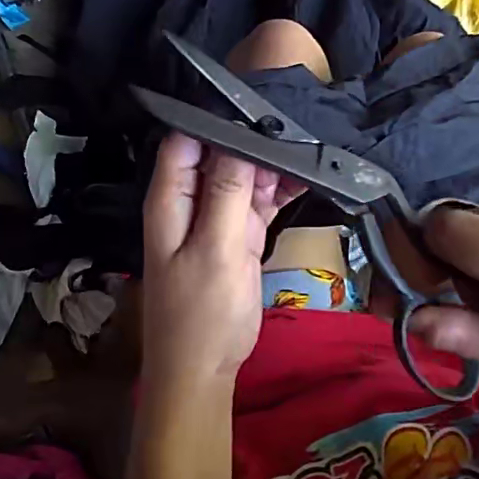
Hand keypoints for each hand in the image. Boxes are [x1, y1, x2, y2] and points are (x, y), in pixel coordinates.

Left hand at [141, 133, 301, 385]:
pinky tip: (305, 180)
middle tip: (294, 132)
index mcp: (171, 200)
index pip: (186, 140)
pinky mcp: (239, 238)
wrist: (203, 368)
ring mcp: (217, 220)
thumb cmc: (201, 314)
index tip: (256, 109)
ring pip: (244, 177)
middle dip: (252, 141)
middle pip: (219, 154)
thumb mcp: (216, 249)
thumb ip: (227, 194)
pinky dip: (279, 193)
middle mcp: (191, 203)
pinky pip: (259, 204)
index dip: (216, 121)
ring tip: (306, 153)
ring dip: (271, 167)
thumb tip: (237, 139)